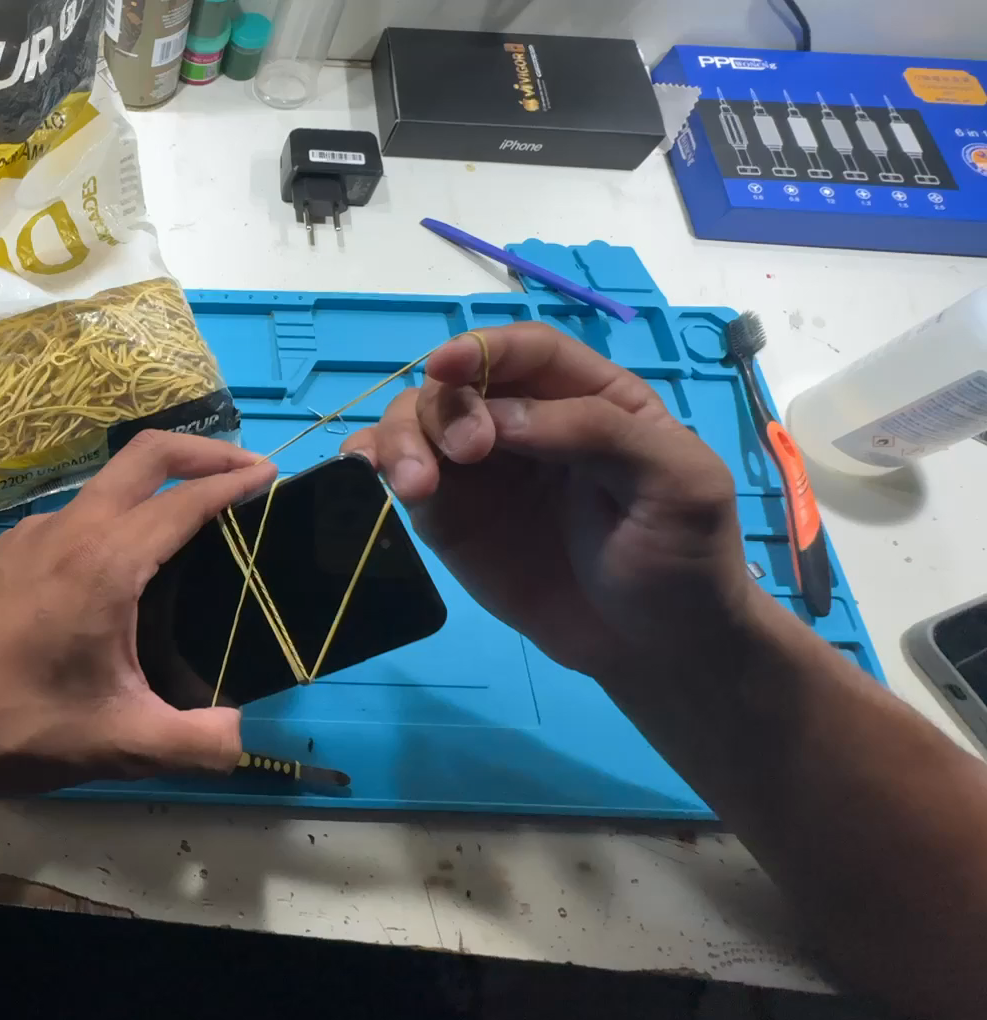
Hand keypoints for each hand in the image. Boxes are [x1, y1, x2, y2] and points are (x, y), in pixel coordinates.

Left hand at [0, 431, 275, 794]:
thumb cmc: (21, 727)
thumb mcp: (123, 742)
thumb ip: (202, 742)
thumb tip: (250, 736)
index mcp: (103, 562)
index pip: (184, 499)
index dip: (234, 481)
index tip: (272, 477)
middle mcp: (67, 529)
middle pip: (143, 455)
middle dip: (201, 451)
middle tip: (244, 472)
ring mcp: (30, 534)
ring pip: (105, 484)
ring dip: (154, 484)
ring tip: (190, 523)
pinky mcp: (7, 551)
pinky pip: (75, 513)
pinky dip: (115, 513)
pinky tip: (121, 564)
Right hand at [340, 323, 751, 680]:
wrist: (646, 644)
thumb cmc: (681, 558)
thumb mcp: (676, 483)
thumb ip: (597, 433)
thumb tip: (496, 417)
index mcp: (587, 399)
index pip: (526, 352)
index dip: (481, 349)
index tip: (445, 368)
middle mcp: (520, 423)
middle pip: (455, 386)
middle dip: (444, 411)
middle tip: (464, 458)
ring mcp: (474, 470)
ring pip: (412, 424)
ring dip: (399, 441)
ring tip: (416, 488)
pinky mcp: (442, 513)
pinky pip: (394, 473)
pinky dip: (368, 464)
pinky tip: (363, 476)